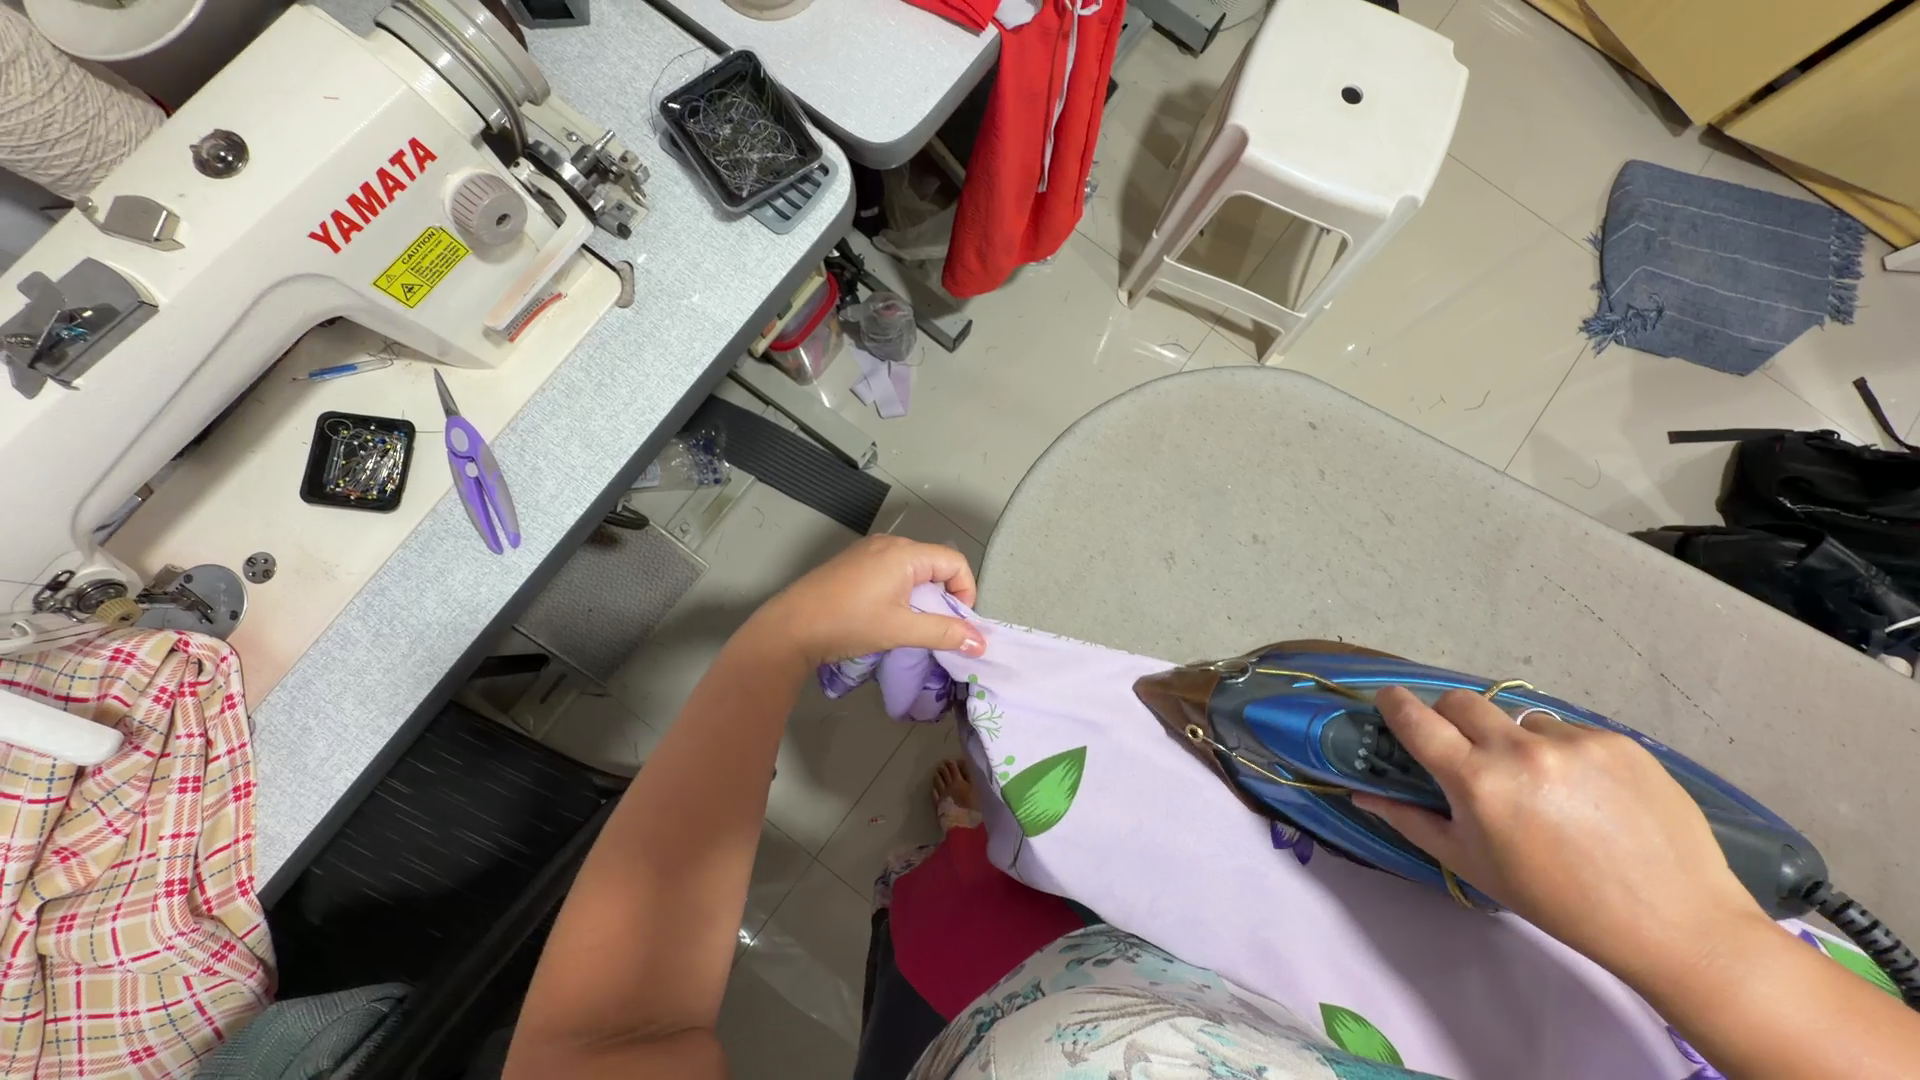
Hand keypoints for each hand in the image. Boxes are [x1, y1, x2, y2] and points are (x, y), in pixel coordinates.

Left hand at [749, 535, 983, 666]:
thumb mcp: (901, 630)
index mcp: (905, 553)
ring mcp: (869, 552)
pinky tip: (886, 616)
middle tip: (935, 627)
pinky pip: (892, 572)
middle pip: (935, 564)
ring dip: (922, 596)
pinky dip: (901, 592)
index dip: (965, 592)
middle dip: (943, 596)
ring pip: (913, 569)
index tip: (958, 623)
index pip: (955, 562)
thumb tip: (980, 642)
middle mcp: (889, 544)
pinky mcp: (854, 564)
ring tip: (910, 625)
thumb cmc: (848, 624)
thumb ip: (944, 633)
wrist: (790, 628)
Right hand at [1352, 686, 1770, 981]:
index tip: (1388, 701)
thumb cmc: (1556, 901)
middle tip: (1462, 750)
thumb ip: (1410, 820)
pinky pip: (1568, 732)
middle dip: (1449, 717)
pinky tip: (1585, 792)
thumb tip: (1361, 794)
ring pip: (1518, 718)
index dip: (1393, 703)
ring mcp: (1573, 741)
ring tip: (1540, 785)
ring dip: (1512, 740)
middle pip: (1461, 701)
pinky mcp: (1619, 742)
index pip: (1415, 719)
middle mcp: (1519, 749)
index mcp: (1477, 781)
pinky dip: (1561, 753)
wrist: (1675, 923)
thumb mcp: (1471, 864)